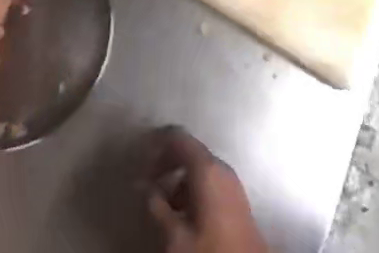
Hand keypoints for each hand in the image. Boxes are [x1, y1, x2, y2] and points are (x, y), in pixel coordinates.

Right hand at [145, 128, 267, 252]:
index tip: (142, 159)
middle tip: (149, 181)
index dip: (157, 143)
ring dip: (179, 178)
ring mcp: (231, 181)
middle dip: (166, 162)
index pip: (178, 137)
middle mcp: (221, 167)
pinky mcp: (236, 196)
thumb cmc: (211, 249)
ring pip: (199, 167)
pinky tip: (185, 210)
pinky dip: (193, 187)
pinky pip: (210, 180)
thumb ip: (157, 206)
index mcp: (206, 168)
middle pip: (189, 150)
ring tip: (165, 203)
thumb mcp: (176, 235)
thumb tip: (143, 186)